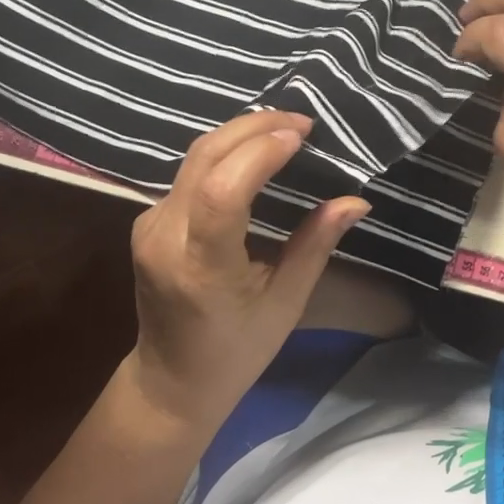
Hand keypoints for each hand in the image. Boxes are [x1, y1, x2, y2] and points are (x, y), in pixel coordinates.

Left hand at [126, 110, 370, 428]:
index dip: (259, 153)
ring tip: (285, 131)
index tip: (301, 135)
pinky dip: (223, 155)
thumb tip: (356, 201)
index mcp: (200, 267)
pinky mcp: (147, 221)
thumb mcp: (285, 304)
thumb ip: (315, 246)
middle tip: (301, 122)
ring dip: (238, 135)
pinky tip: (254, 155)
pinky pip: (187, 174)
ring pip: (193, 159)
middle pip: (204, 158)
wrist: (170, 380)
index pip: (221, 191)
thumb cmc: (236, 352)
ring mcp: (149, 226)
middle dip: (254, 128)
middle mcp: (165, 237)